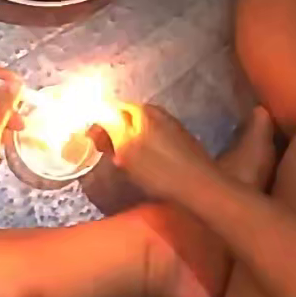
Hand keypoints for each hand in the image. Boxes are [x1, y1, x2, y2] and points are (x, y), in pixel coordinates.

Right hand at [92, 103, 214, 201]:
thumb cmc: (158, 169)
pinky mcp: (182, 142)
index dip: (99, 124)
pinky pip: (154, 140)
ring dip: (129, 144)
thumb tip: (99, 111)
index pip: (111, 108)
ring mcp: (172, 126)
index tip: (94, 144)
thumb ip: (110, 127)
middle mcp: (158, 112)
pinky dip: (144, 151)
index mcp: (142, 110)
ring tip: (125, 164)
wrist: (201, 188)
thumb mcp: (125, 149)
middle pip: (127, 118)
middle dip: (114, 135)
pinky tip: (145, 168)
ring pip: (141, 130)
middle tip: (108, 155)